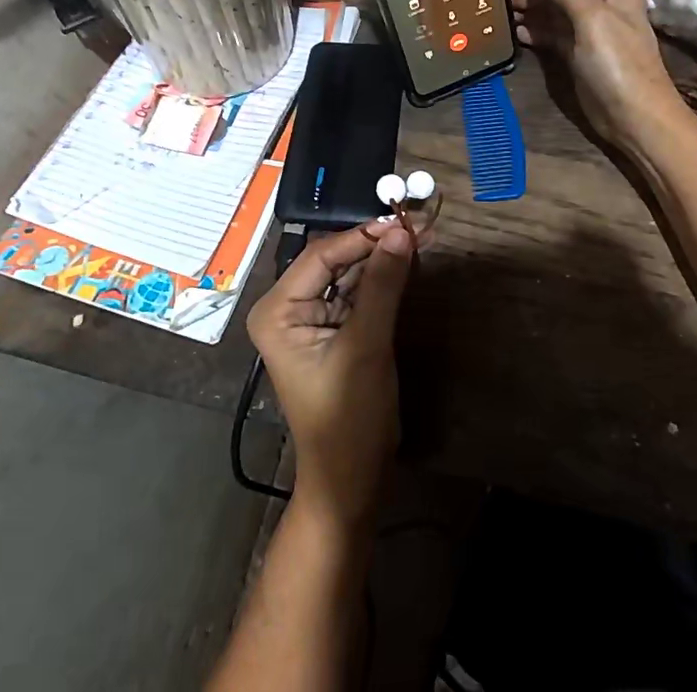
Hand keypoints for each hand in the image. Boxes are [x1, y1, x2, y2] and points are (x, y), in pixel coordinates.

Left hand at [246, 221, 417, 524]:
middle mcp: (287, 308)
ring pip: (349, 276)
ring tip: (418, 238)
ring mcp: (310, 320)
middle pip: (334, 262)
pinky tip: (406, 265)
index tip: (404, 220)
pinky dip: (381, 282)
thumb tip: (401, 233)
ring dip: (382, 261)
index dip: (362, 236)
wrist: (351, 476)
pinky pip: (357, 296)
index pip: (321, 256)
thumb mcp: (366, 346)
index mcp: (277, 310)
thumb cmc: (348, 416)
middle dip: (375, 246)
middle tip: (418, 226)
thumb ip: (383, 286)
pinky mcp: (333, 332)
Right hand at [507, 0, 688, 150]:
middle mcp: (601, 7)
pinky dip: (534, 31)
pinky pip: (551, 36)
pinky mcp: (578, 56)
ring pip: (552, 14)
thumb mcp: (593, 18)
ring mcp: (588, 33)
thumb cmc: (617, 63)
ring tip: (497, 8)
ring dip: (528, 9)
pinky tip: (514, 30)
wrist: (633, 115)